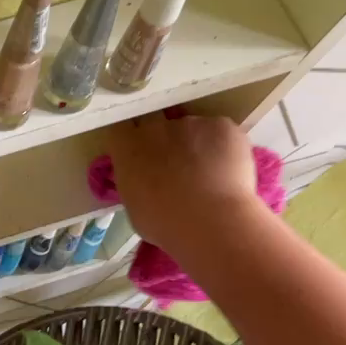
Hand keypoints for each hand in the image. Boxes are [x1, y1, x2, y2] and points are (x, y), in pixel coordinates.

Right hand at [105, 113, 260, 247]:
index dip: (129, 138)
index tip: (136, 153)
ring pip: (191, 128)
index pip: (120, 129)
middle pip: (155, 122)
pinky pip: (219, 132)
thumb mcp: (133, 203)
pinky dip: (220, 147)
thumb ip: (135, 180)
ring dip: (194, 144)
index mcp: (128, 147)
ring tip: (205, 172)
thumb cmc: (162, 222)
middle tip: (172, 163)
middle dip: (161, 138)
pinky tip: (225, 170)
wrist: (210, 220)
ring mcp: (191, 122)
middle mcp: (156, 127)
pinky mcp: (222, 125)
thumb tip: (144, 176)